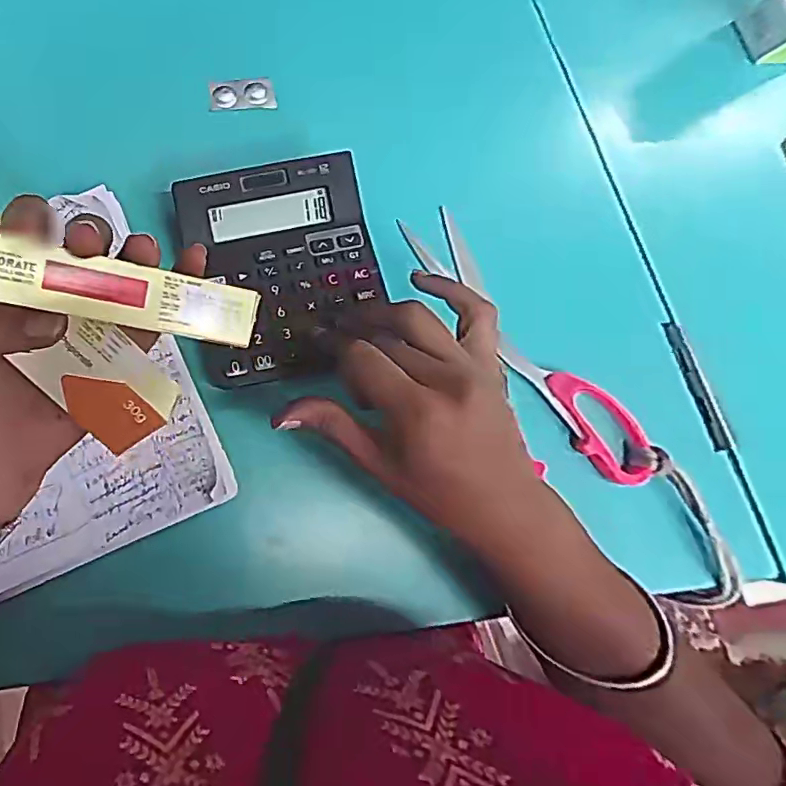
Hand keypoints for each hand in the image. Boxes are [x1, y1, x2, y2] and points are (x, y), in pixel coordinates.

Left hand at [0, 195, 205, 526]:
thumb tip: (50, 318)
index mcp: (11, 277)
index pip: (27, 228)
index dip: (35, 221)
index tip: (38, 240)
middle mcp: (56, 288)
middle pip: (83, 243)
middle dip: (91, 235)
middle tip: (87, 251)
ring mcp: (92, 319)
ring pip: (122, 273)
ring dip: (137, 255)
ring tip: (141, 256)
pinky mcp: (120, 351)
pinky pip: (151, 319)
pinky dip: (176, 291)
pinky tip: (191, 266)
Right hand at [272, 272, 545, 537]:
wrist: (504, 505)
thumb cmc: (436, 492)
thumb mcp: (377, 463)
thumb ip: (332, 426)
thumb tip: (282, 414)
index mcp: (416, 409)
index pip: (362, 357)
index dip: (333, 345)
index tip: (316, 340)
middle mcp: (446, 379)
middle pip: (385, 336)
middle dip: (352, 330)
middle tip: (332, 333)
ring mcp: (474, 366)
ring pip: (418, 319)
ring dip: (383, 311)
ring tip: (361, 318)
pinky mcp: (490, 362)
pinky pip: (476, 312)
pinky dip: (451, 290)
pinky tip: (422, 281)